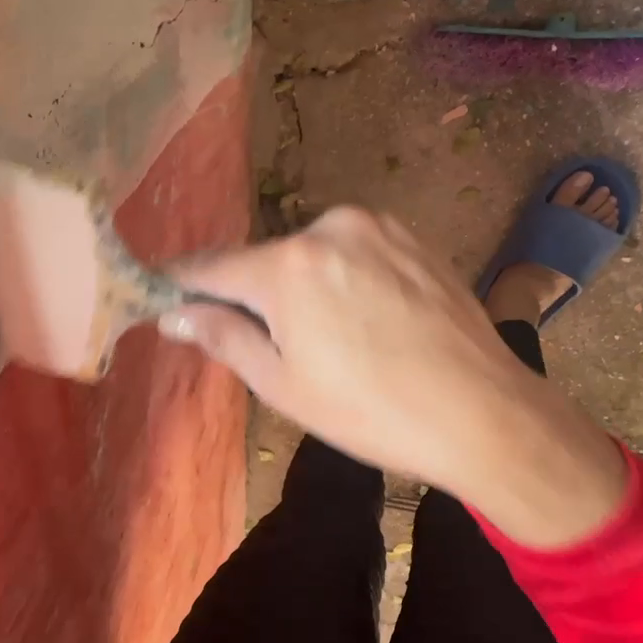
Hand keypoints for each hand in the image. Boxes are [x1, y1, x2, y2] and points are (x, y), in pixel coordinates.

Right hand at [162, 208, 626, 547]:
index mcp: (287, 265)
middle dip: (247, 293)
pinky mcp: (412, 238)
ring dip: (295, 287)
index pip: (209, 266)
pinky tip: (359, 325)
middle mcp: (328, 228)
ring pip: (307, 256)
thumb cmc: (368, 410)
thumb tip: (172, 313)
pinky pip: (349, 254)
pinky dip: (335, 280)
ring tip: (320, 341)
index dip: (178, 283)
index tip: (157, 295)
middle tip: (257, 343)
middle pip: (261, 260)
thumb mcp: (280, 384)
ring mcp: (377, 227)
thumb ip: (222, 336)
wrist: (484, 415)